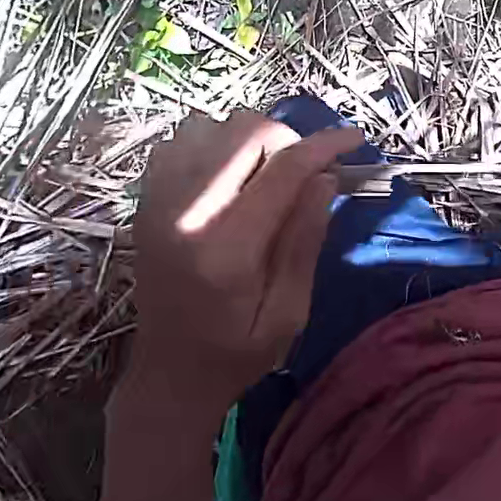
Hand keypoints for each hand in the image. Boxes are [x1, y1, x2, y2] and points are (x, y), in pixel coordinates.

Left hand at [125, 111, 363, 408]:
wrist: (167, 374)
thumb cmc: (236, 353)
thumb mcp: (288, 312)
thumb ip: (304, 241)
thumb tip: (324, 177)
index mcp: (226, 249)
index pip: (283, 170)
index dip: (324, 146)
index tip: (354, 140)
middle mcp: (185, 212)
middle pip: (244, 131)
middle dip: (288, 140)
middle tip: (306, 171)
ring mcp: (158, 200)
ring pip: (212, 125)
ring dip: (250, 140)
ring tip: (266, 175)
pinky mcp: (147, 198)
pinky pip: (182, 138)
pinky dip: (214, 144)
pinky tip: (229, 176)